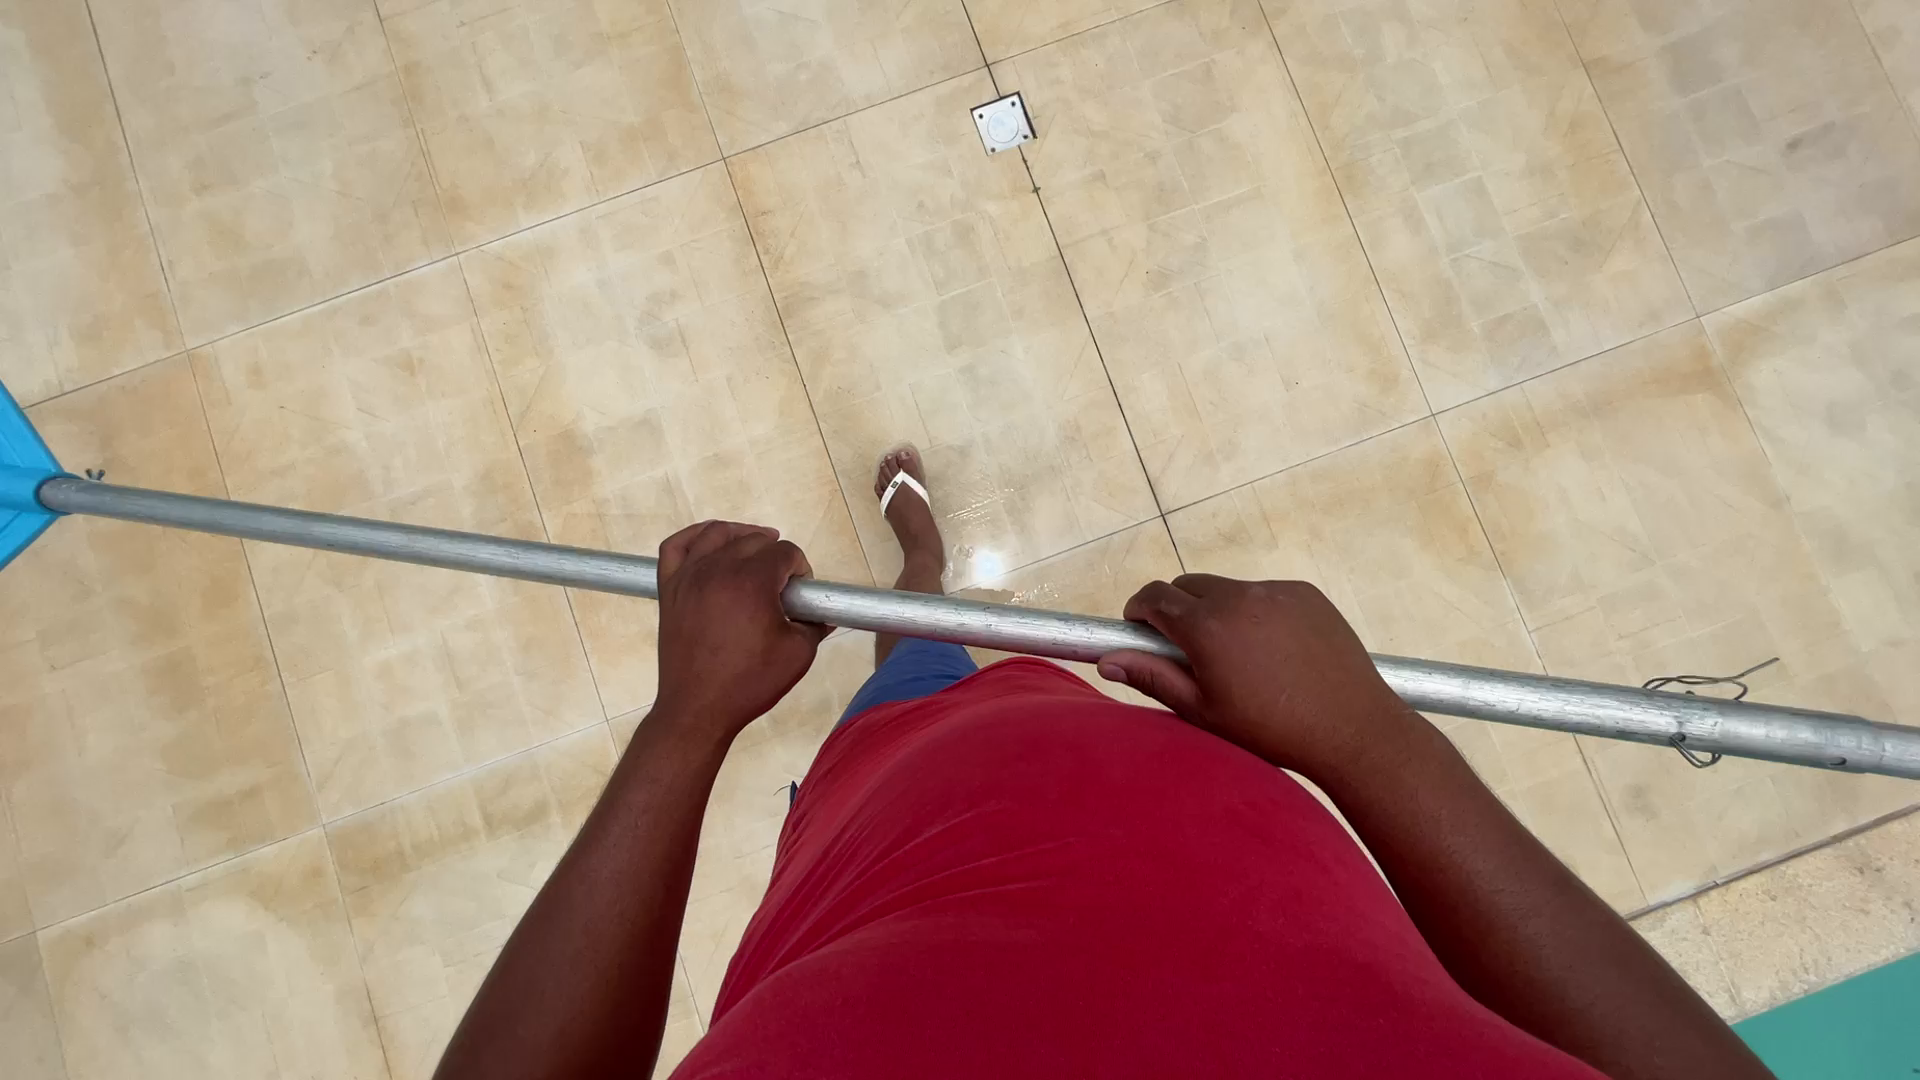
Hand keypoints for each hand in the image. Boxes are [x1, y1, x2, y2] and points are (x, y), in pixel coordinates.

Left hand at [653, 521, 830, 740]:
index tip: (802, 595)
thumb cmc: (750, 682)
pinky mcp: (669, 588)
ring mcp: (688, 575)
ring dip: (743, 536)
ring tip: (756, 551)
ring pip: (718, 534)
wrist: (697, 709)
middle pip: (754, 540)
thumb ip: (815, 625)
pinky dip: (696, 535)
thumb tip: (823, 615)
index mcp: (752, 581)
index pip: (786, 552)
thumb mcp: (798, 654)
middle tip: (782, 588)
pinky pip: (677, 545)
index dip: (801, 569)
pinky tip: (712, 541)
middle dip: (776, 556)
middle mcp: (718, 569)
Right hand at [1098, 575, 1424, 779]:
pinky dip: (1254, 610)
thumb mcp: (1202, 711)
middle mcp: (1237, 596)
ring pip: (1225, 588)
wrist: (1354, 730)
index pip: (1153, 596)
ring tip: (1237, 654)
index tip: (1140, 630)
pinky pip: (1263, 592)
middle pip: (1187, 585)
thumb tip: (1106, 661)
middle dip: (1176, 608)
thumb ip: (1152, 678)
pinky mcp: (1305, 593)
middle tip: (1188, 648)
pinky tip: (1273, 649)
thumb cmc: (1269, 729)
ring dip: (1216, 609)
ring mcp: (1275, 591)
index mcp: (1206, 626)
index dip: (1139, 610)